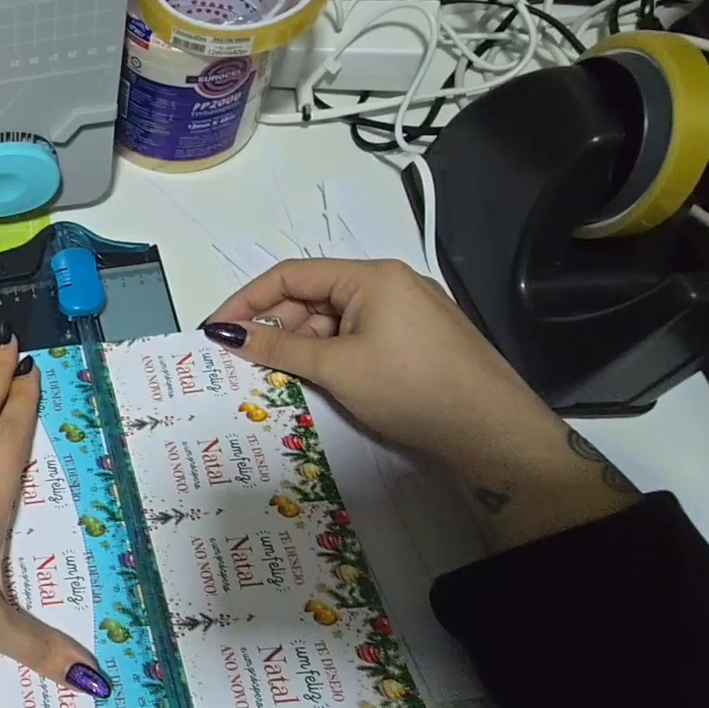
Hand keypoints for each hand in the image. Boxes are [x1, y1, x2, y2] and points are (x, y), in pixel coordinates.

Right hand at [200, 259, 639, 548]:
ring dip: (297, 344)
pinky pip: (351, 336)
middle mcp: (388, 285)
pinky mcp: (411, 340)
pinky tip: (310, 378)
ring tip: (275, 375)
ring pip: (329, 319)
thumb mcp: (335, 367)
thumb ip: (277, 347)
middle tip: (243, 360)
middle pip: (310, 296)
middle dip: (273, 325)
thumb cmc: (410, 388)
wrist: (492, 433)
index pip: (291, 275)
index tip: (216, 330)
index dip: (247, 300)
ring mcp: (403, 313)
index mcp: (372, 277)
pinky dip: (323, 354)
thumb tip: (225, 334)